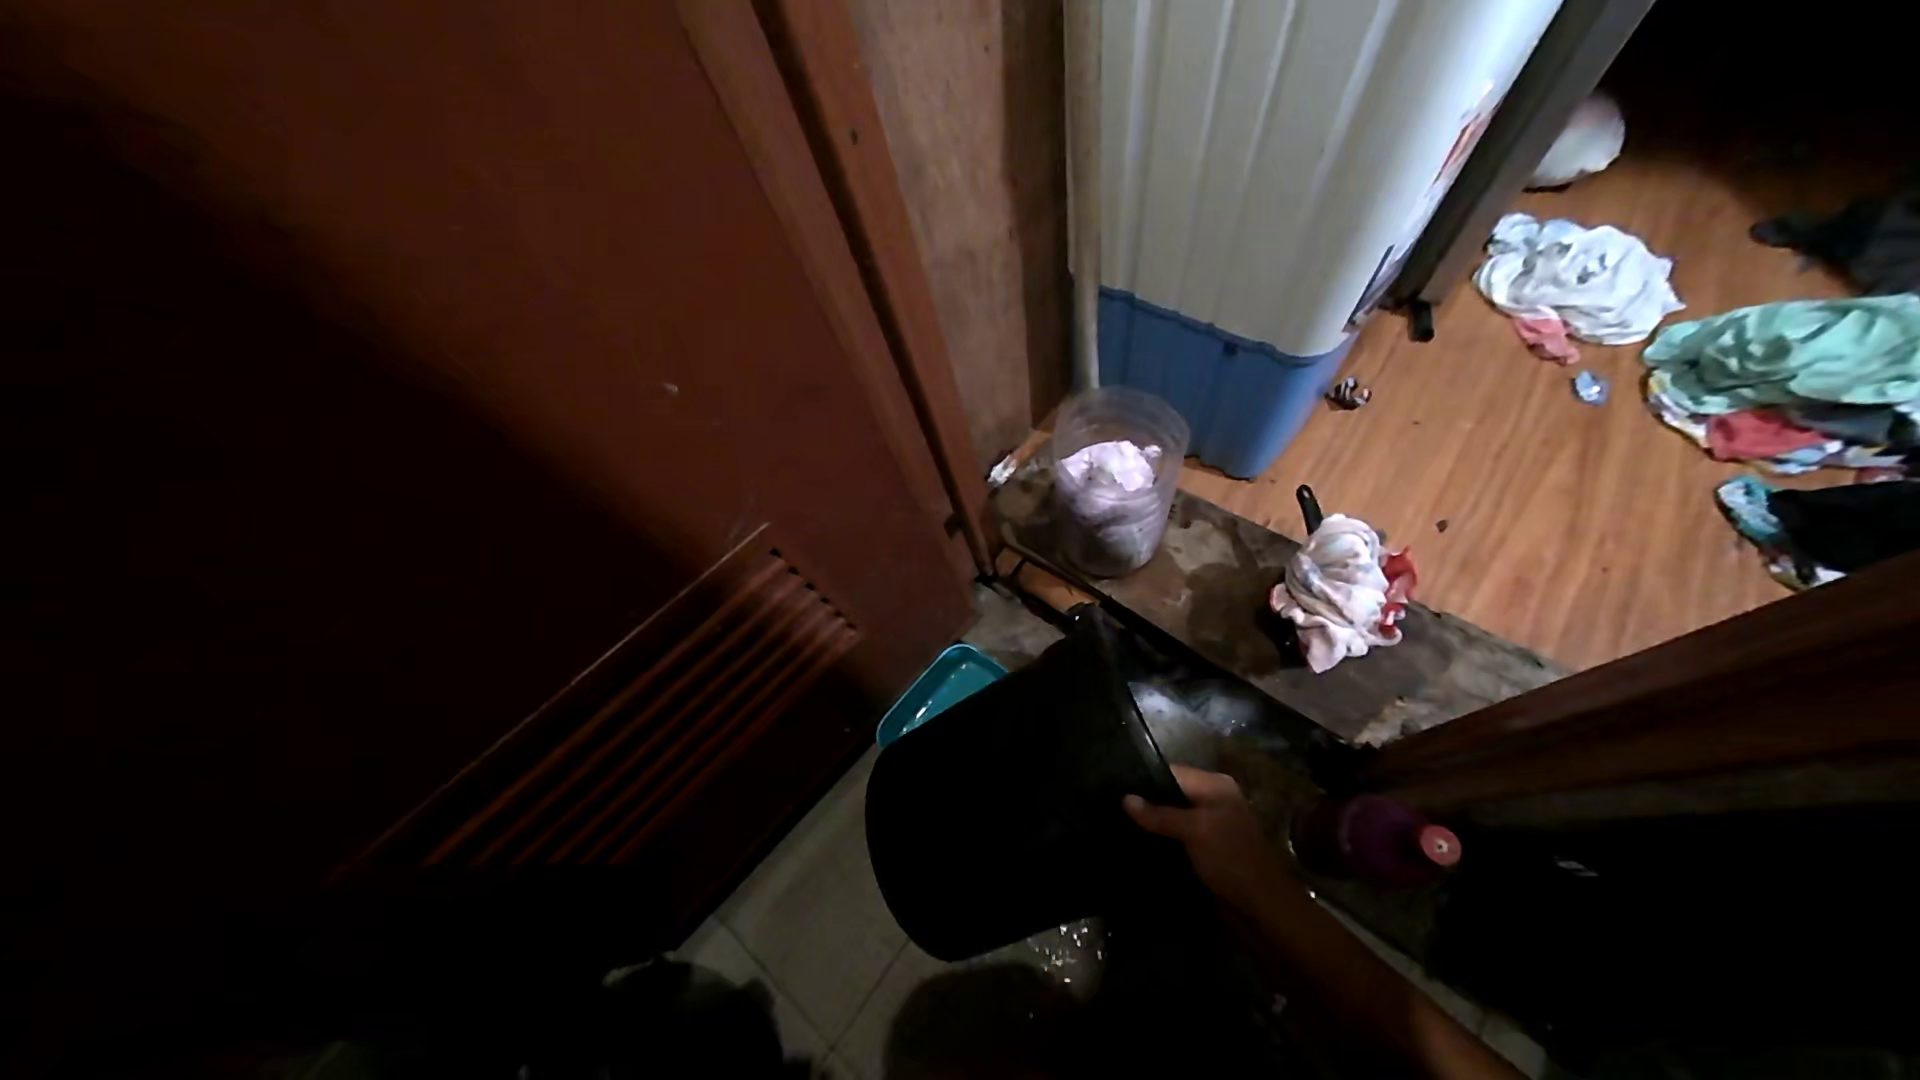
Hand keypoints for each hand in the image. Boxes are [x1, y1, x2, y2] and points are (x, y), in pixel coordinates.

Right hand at [1124, 766, 1293, 913]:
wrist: (1262, 908)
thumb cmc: (1231, 859)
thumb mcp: (1194, 830)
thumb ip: (1159, 814)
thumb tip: (1125, 799)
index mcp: (1215, 785)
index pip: (1171, 771)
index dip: (1144, 778)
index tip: (1114, 785)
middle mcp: (1212, 799)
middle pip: (1170, 792)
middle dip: (1145, 801)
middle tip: (1112, 805)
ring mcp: (1210, 824)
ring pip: (1171, 815)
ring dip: (1151, 822)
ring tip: (1117, 821)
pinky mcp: (1205, 847)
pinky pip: (1176, 835)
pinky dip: (1160, 837)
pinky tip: (1137, 841)